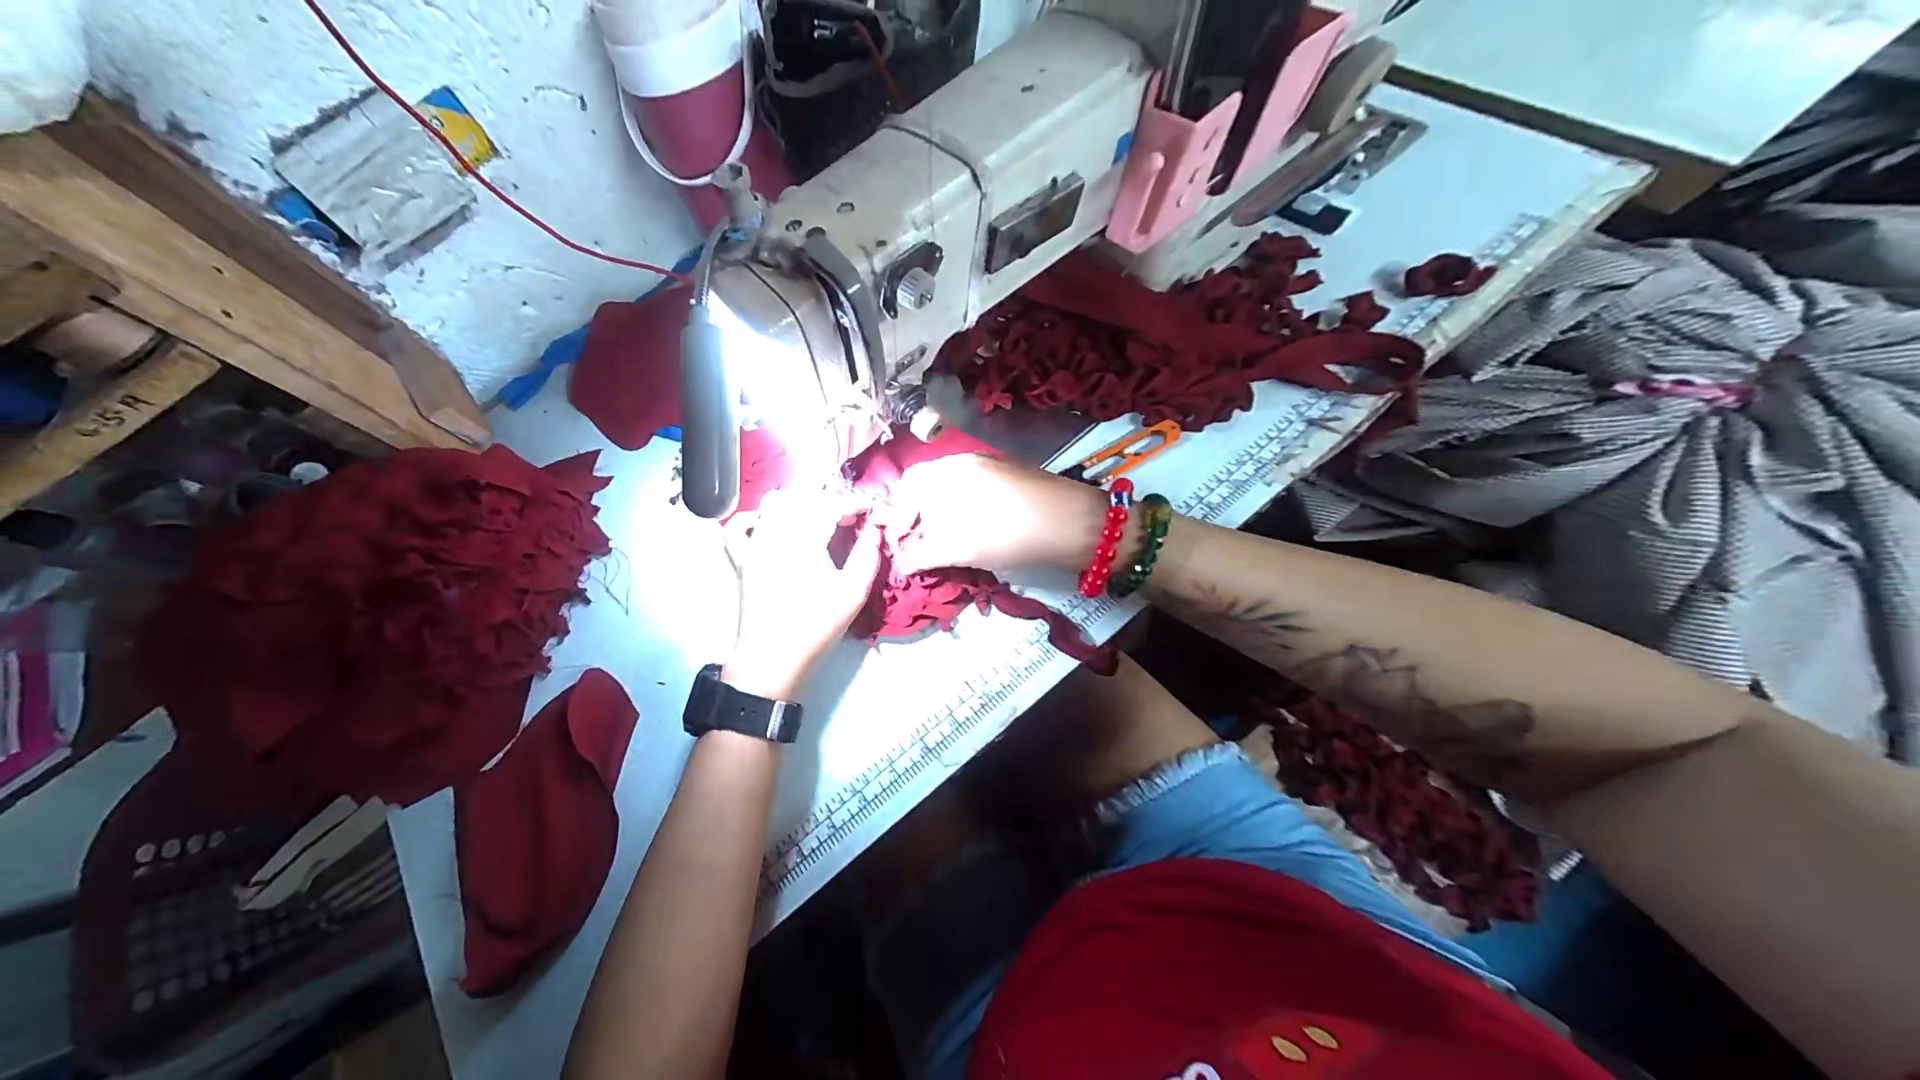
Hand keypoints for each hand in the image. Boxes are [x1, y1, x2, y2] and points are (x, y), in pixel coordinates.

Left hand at [722, 487, 882, 698]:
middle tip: (850, 516)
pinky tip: (770, 525)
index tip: (871, 510)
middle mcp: (776, 533)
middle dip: (830, 499)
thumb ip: (867, 554)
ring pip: (774, 504)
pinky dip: (755, 518)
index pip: (831, 505)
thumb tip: (874, 529)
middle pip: (803, 497)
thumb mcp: (854, 591)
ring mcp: (754, 544)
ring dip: (799, 502)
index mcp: (805, 539)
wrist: (772, 657)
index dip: (854, 502)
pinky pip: (739, 527)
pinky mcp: (741, 560)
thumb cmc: (816, 626)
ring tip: (818, 518)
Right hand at [888, 455, 1110, 576]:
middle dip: (919, 516)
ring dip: (942, 513)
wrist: (1075, 523)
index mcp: (947, 470)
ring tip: (948, 541)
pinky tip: (975, 530)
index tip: (900, 544)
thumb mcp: (961, 549)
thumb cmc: (1010, 535)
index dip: (897, 518)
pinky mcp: (1012, 474)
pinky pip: (974, 488)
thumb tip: (901, 561)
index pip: (906, 487)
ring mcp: (991, 464)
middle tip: (922, 545)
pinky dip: (964, 508)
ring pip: (952, 487)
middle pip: (928, 485)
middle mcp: (965, 460)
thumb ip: (924, 554)